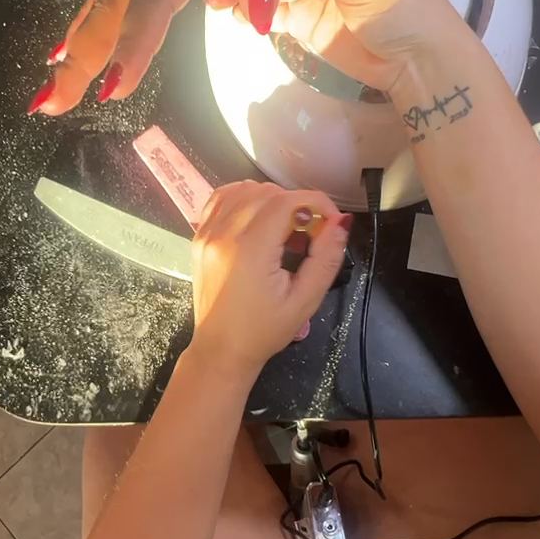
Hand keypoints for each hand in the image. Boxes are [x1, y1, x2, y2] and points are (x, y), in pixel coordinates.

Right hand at [32, 0, 296, 115]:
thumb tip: (257, 19)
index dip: (136, 43)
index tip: (115, 86)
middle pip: (112, 10)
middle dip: (81, 61)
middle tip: (49, 105)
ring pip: (104, 8)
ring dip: (75, 54)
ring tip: (48, 98)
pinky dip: (85, 30)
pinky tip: (65, 55)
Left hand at [189, 182, 348, 375]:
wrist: (221, 349)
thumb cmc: (263, 330)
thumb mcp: (305, 300)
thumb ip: (326, 258)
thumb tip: (340, 221)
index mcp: (250, 250)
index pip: (287, 201)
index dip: (316, 203)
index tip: (329, 221)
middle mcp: (223, 234)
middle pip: (267, 192)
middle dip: (296, 204)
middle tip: (307, 234)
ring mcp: (206, 233)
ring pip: (244, 189)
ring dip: (271, 199)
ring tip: (283, 229)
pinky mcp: (199, 236)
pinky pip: (222, 198)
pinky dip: (244, 198)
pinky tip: (258, 218)